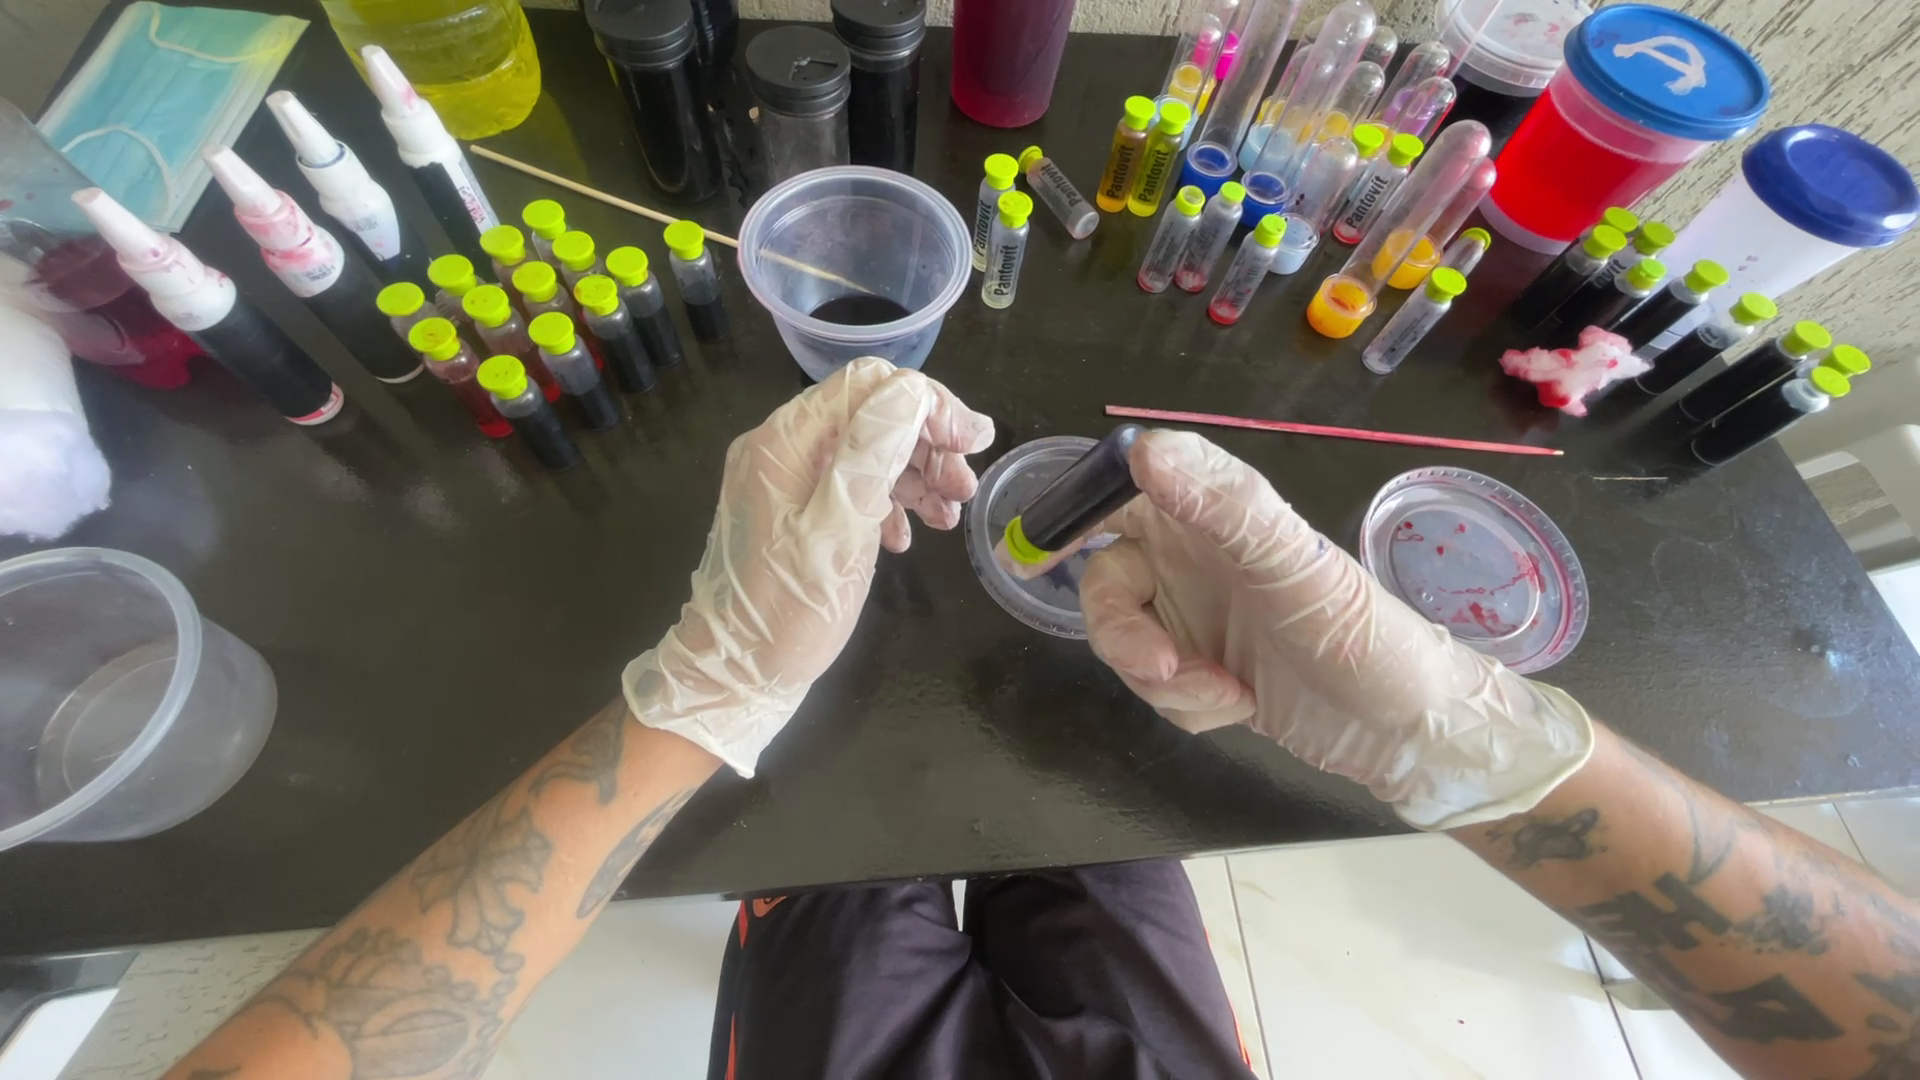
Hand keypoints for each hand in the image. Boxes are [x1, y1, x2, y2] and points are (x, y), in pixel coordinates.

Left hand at [623, 358, 994, 776]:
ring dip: (918, 477)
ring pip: (870, 452)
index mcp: (786, 441)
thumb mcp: (837, 533)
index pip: (868, 385)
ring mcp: (790, 481)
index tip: (973, 442)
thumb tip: (912, 392)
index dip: (928, 403)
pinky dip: (890, 504)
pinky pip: (855, 487)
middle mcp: (785, 448)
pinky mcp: (799, 511)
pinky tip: (908, 539)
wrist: (736, 676)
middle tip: (967, 487)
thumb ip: (871, 455)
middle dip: (929, 444)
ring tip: (950, 518)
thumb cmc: (786, 611)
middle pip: (873, 415)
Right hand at [1079, 430, 1593, 828]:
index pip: (1122, 496)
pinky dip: (1186, 706)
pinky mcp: (1196, 671)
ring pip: (1125, 646)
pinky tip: (1236, 706)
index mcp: (1207, 520)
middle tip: (1163, 668)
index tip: (1032, 552)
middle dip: (1125, 636)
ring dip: (1166, 681)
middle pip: (1106, 587)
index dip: (1072, 514)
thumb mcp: (1292, 563)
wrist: (1402, 730)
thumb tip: (1142, 452)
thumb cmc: (1357, 633)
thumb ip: (1222, 503)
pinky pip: (1153, 688)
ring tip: (1225, 695)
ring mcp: (1189, 620)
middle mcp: (1188, 563)